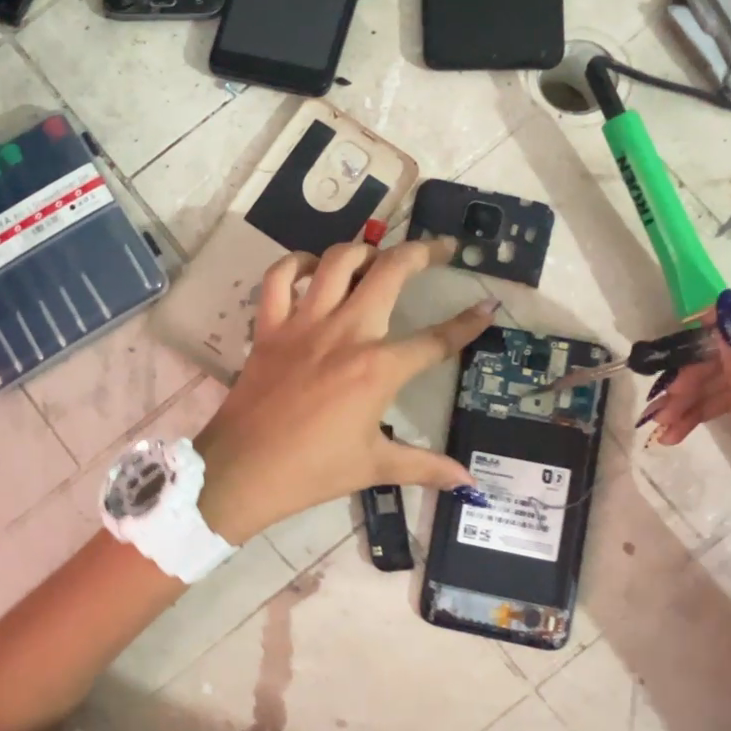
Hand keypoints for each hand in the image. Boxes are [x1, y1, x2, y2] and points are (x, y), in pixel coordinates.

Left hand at [192, 238, 497, 544]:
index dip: (468, 323)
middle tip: (439, 249)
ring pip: (337, 261)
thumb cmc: (312, 471)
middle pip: (390, 272)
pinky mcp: (269, 327)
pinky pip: (279, 278)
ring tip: (378, 258)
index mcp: (378, 369)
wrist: (242, 471)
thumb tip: (468, 481)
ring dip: (363, 250)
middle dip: (422, 252)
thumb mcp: (374, 466)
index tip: (488, 305)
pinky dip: (295, 263)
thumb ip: (425, 466)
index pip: (435, 340)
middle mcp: (346, 333)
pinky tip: (310, 268)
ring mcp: (304, 324)